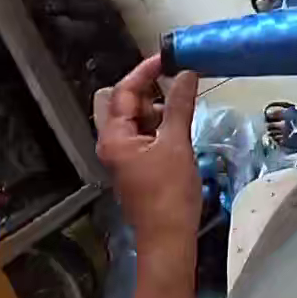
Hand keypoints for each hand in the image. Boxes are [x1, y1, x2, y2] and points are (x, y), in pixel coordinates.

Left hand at [95, 54, 201, 287]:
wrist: (168, 239)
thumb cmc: (170, 193)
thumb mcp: (177, 144)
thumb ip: (179, 105)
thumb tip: (186, 74)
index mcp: (112, 136)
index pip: (123, 91)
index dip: (145, 72)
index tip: (167, 58)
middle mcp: (110, 143)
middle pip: (120, 102)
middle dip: (144, 91)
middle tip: (171, 86)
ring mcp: (121, 155)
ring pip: (132, 119)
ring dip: (153, 108)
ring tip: (181, 108)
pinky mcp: (134, 165)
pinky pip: (141, 135)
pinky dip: (157, 125)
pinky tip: (178, 127)